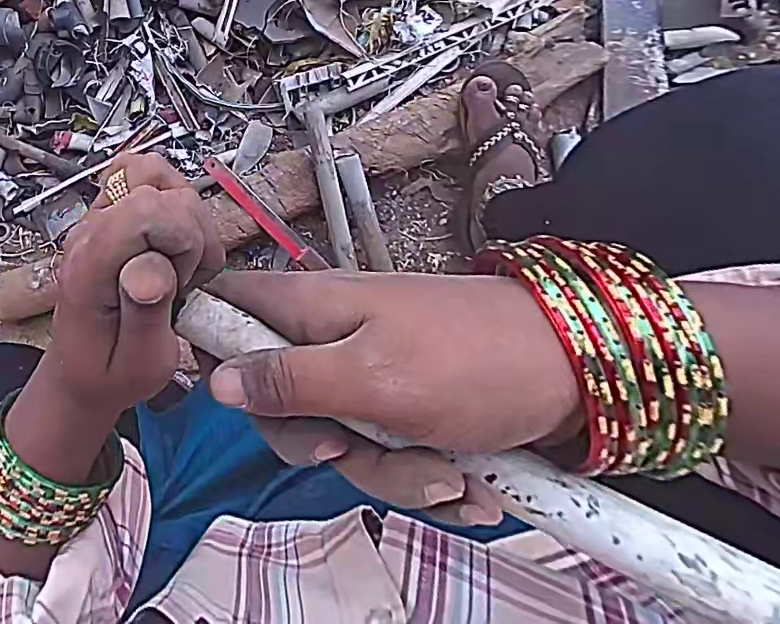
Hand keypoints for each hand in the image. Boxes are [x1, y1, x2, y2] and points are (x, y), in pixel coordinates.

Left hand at [32, 154, 223, 420]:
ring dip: (183, 212)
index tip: (181, 280)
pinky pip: (145, 176)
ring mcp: (100, 217)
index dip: (182, 238)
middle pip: (157, 187)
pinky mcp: (113, 212)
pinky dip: (171, 199)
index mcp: (90, 268)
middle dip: (188, 230)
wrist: (83, 370)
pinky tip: (172, 239)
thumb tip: (154, 266)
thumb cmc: (109, 371)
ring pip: (153, 172)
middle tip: (181, 276)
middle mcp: (91, 232)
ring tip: (179, 257)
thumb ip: (147, 313)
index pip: (145, 210)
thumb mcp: (139, 364)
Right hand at [203, 270, 581, 524]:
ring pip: (329, 432)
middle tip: (349, 445)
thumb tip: (217, 378)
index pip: (228, 303)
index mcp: (309, 306)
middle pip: (270, 392)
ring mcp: (363, 369)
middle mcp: (327, 333)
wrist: (572, 371)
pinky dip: (412, 471)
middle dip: (310, 438)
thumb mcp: (371, 379)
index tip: (215, 393)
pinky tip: (456, 476)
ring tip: (437, 468)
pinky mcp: (397, 403)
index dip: (206, 340)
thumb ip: (288, 379)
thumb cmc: (471, 360)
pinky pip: (376, 449)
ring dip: (379, 467)